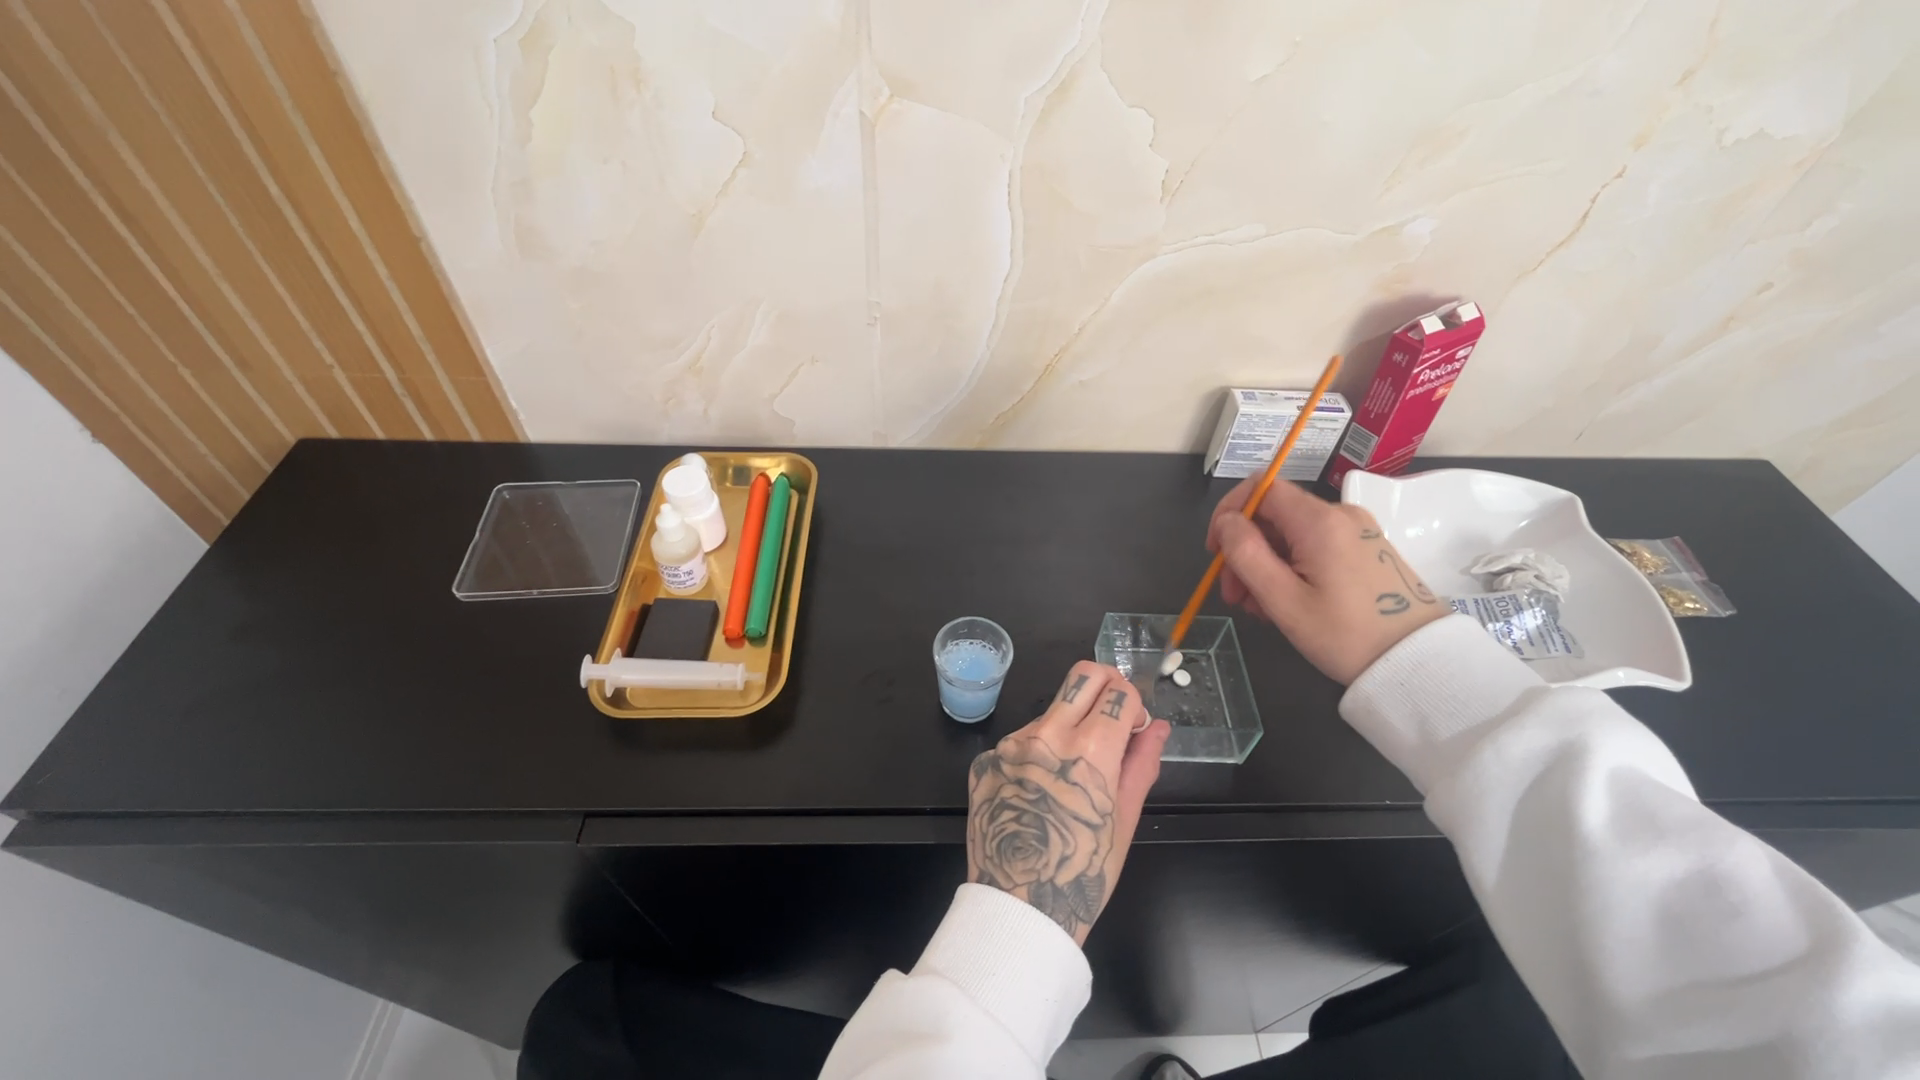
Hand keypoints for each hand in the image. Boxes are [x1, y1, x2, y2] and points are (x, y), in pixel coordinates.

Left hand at [966, 662, 1170, 944]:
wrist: (1016, 906)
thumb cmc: (1083, 872)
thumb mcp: (1124, 819)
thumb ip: (1141, 763)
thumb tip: (1158, 727)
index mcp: (1088, 749)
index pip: (1119, 691)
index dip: (1134, 703)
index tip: (1134, 728)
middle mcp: (1045, 734)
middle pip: (1083, 675)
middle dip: (1106, 685)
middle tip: (1112, 717)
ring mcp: (1011, 744)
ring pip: (1050, 709)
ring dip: (1069, 724)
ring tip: (1071, 776)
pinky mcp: (986, 759)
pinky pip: (1021, 739)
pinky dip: (1039, 752)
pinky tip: (1040, 792)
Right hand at [1208, 476, 1447, 684]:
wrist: (1416, 661)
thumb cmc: (1344, 634)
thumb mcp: (1283, 600)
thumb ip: (1246, 554)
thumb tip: (1226, 522)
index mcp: (1319, 521)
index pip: (1260, 487)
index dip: (1229, 512)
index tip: (1215, 551)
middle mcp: (1340, 515)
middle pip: (1274, 515)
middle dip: (1244, 550)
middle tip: (1232, 595)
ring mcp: (1357, 531)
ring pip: (1291, 534)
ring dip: (1265, 564)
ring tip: (1257, 607)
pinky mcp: (1366, 549)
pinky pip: (1314, 546)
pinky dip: (1291, 567)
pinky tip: (1285, 602)